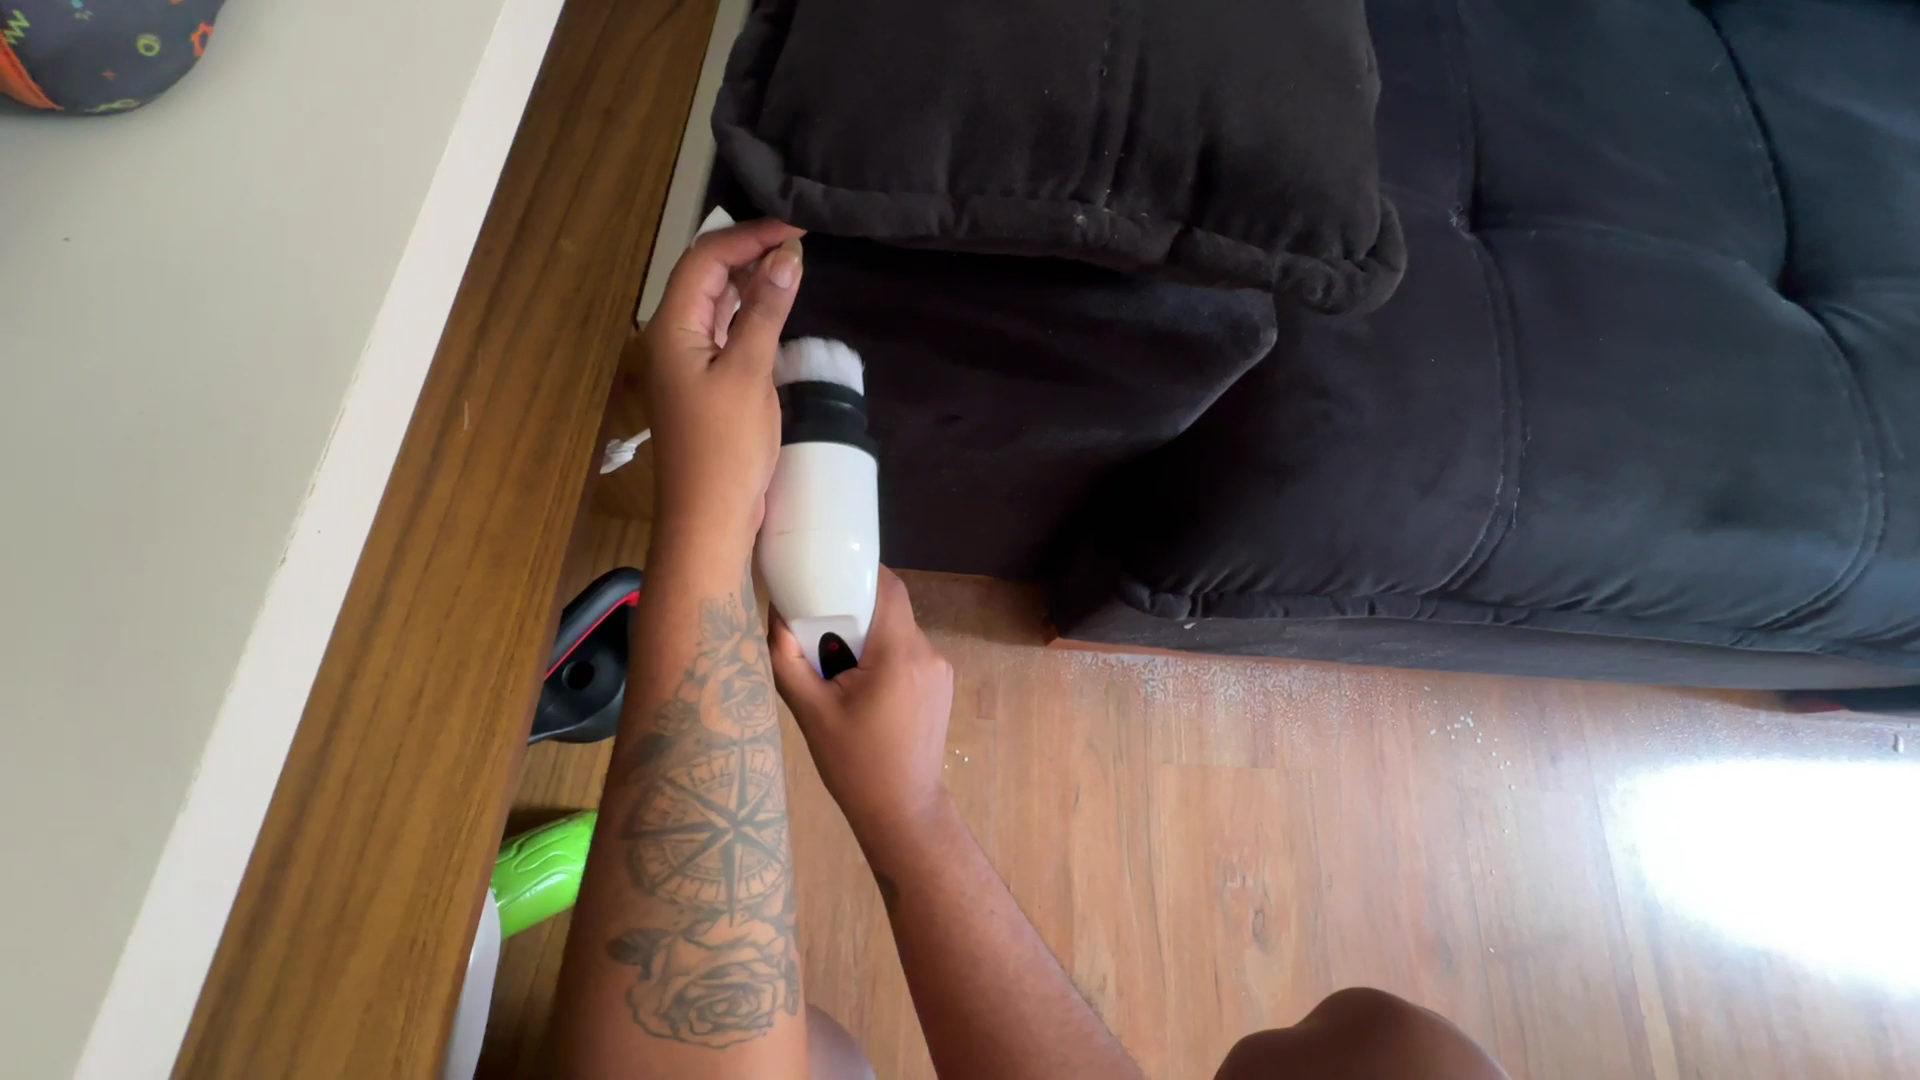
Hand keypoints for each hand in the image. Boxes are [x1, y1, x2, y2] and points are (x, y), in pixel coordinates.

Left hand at [644, 218, 804, 558]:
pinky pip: (727, 334)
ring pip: (718, 305)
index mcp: (672, 327)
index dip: (748, 236)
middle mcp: (675, 337)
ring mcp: (690, 362)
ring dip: (751, 283)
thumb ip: (765, 311)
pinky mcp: (709, 385)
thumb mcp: (748, 373)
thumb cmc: (725, 446)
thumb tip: (787, 257)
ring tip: (793, 266)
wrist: (710, 515)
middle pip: (707, 277)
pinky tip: (777, 309)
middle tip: (799, 243)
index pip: (706, 260)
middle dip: (749, 252)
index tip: (795, 229)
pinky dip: (751, 315)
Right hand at [769, 567, 955, 849]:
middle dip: (856, 609)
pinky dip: (885, 654)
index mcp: (899, 654)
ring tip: (839, 664)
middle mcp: (928, 653)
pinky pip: (910, 651)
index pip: (887, 588)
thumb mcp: (809, 711)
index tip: (830, 573)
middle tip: (822, 627)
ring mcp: (940, 669)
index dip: (860, 572)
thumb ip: (787, 659)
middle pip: (891, 608)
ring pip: (900, 630)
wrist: (902, 809)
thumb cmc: (853, 764)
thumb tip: (775, 615)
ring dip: (870, 635)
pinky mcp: (942, 684)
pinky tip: (863, 684)